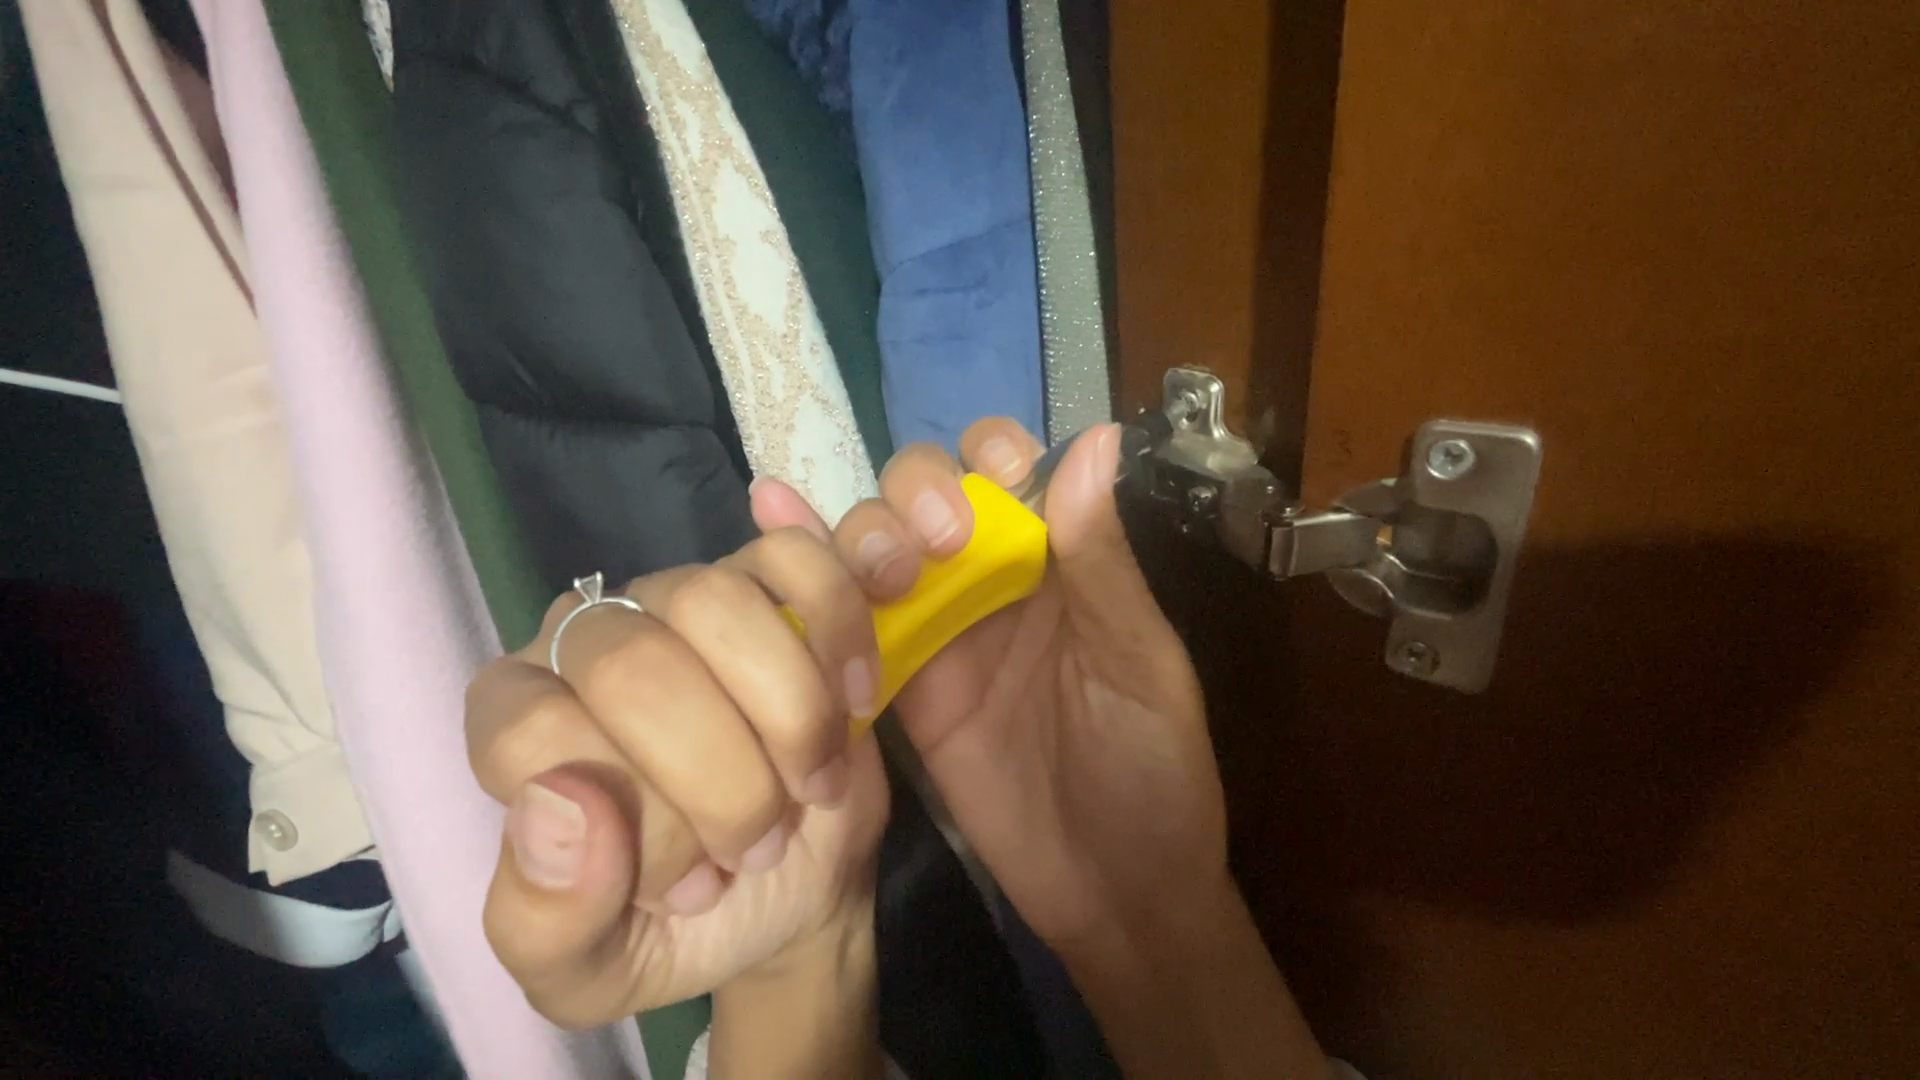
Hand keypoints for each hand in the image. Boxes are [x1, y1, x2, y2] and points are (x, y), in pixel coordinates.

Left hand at [463, 488, 888, 1028]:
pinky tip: (853, 694)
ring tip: (813, 780)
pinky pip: (795, 555)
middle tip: (762, 845)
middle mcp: (588, 640)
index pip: (535, 734)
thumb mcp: (593, 971)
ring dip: (790, 713)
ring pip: (715, 599)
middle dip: (724, 779)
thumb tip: (563, 805)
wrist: (793, 883)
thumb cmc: (683, 920)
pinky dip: (838, 628)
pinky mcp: (770, 579)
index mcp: (518, 728)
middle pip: (633, 664)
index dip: (635, 819)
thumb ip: (545, 919)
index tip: (697, 882)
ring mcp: (682, 594)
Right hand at [813, 418, 1229, 946]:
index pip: (1012, 472)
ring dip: (864, 535)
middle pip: (927, 497)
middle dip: (918, 494)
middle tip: (937, 543)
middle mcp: (989, 581)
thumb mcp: (1137, 662)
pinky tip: (774, 527)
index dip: (993, 452)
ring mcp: (937, 632)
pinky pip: (848, 624)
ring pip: (878, 549)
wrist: (1110, 892)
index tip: (993, 471)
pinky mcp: (897, 686)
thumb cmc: (1150, 769)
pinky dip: (811, 579)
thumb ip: (1103, 560)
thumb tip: (1097, 438)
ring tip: (877, 572)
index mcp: (1058, 561)